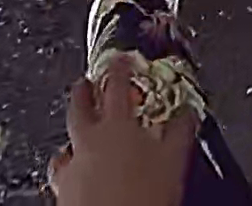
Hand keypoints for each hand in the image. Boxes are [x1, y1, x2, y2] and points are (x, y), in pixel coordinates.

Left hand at [48, 67, 197, 205]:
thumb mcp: (174, 159)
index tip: (120, 59)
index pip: (116, 84)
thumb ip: (181, 129)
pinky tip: (78, 176)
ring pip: (65, 146)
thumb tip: (188, 113)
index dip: (119, 67)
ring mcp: (71, 172)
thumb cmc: (142, 198)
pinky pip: (62, 176)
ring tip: (77, 137)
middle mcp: (88, 143)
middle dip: (82, 91)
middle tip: (85, 83)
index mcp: (116, 124)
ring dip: (71, 138)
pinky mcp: (62, 198)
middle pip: (79, 107)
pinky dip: (70, 168)